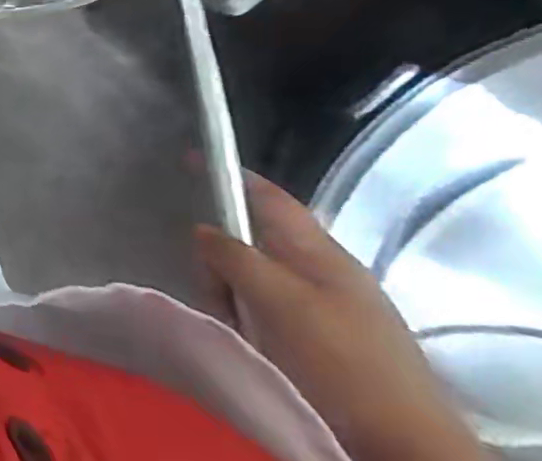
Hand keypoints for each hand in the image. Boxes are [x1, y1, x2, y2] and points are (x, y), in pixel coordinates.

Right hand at [196, 173, 482, 460]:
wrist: (400, 442)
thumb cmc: (337, 358)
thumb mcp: (276, 299)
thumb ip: (233, 255)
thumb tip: (203, 229)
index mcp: (321, 253)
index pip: (271, 198)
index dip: (232, 176)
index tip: (190, 159)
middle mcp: (325, 272)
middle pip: (254, 237)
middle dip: (220, 250)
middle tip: (207, 279)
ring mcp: (325, 306)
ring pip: (254, 274)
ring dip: (230, 288)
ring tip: (228, 317)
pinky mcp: (319, 336)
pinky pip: (264, 304)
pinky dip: (244, 311)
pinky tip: (242, 332)